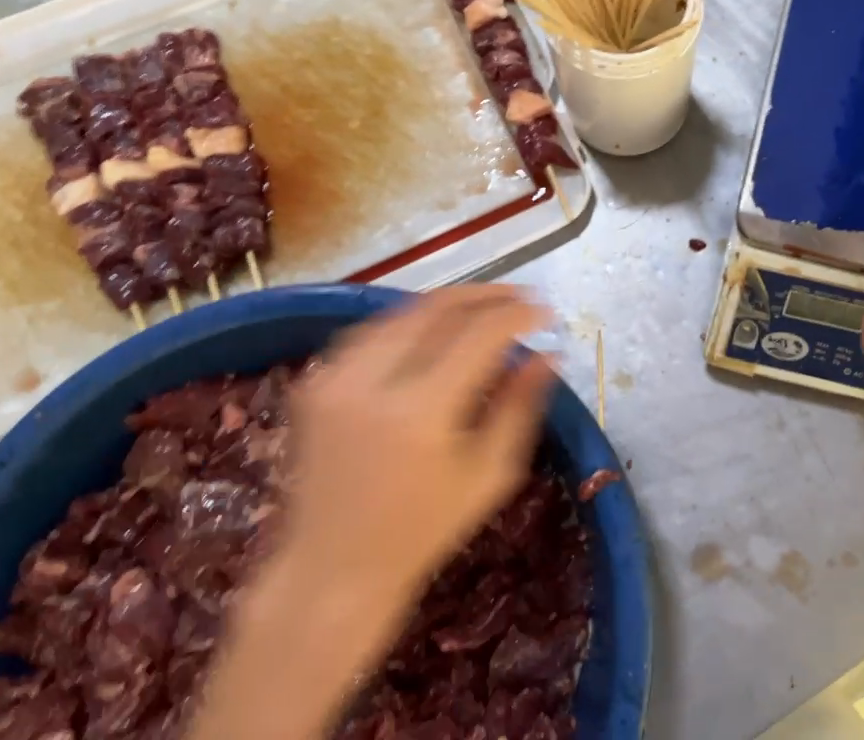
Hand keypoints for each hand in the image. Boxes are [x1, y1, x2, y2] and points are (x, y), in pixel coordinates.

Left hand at [195, 286, 554, 739]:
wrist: (334, 567)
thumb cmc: (424, 530)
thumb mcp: (491, 474)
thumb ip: (521, 406)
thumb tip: (550, 354)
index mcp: (422, 411)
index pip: (480, 334)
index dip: (519, 314)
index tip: (546, 312)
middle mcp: (372, 383)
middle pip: (438, 308)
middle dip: (486, 296)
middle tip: (520, 298)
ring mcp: (334, 380)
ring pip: (401, 313)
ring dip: (448, 304)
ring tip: (483, 308)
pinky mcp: (313, 384)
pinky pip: (369, 333)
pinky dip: (407, 323)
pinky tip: (432, 331)